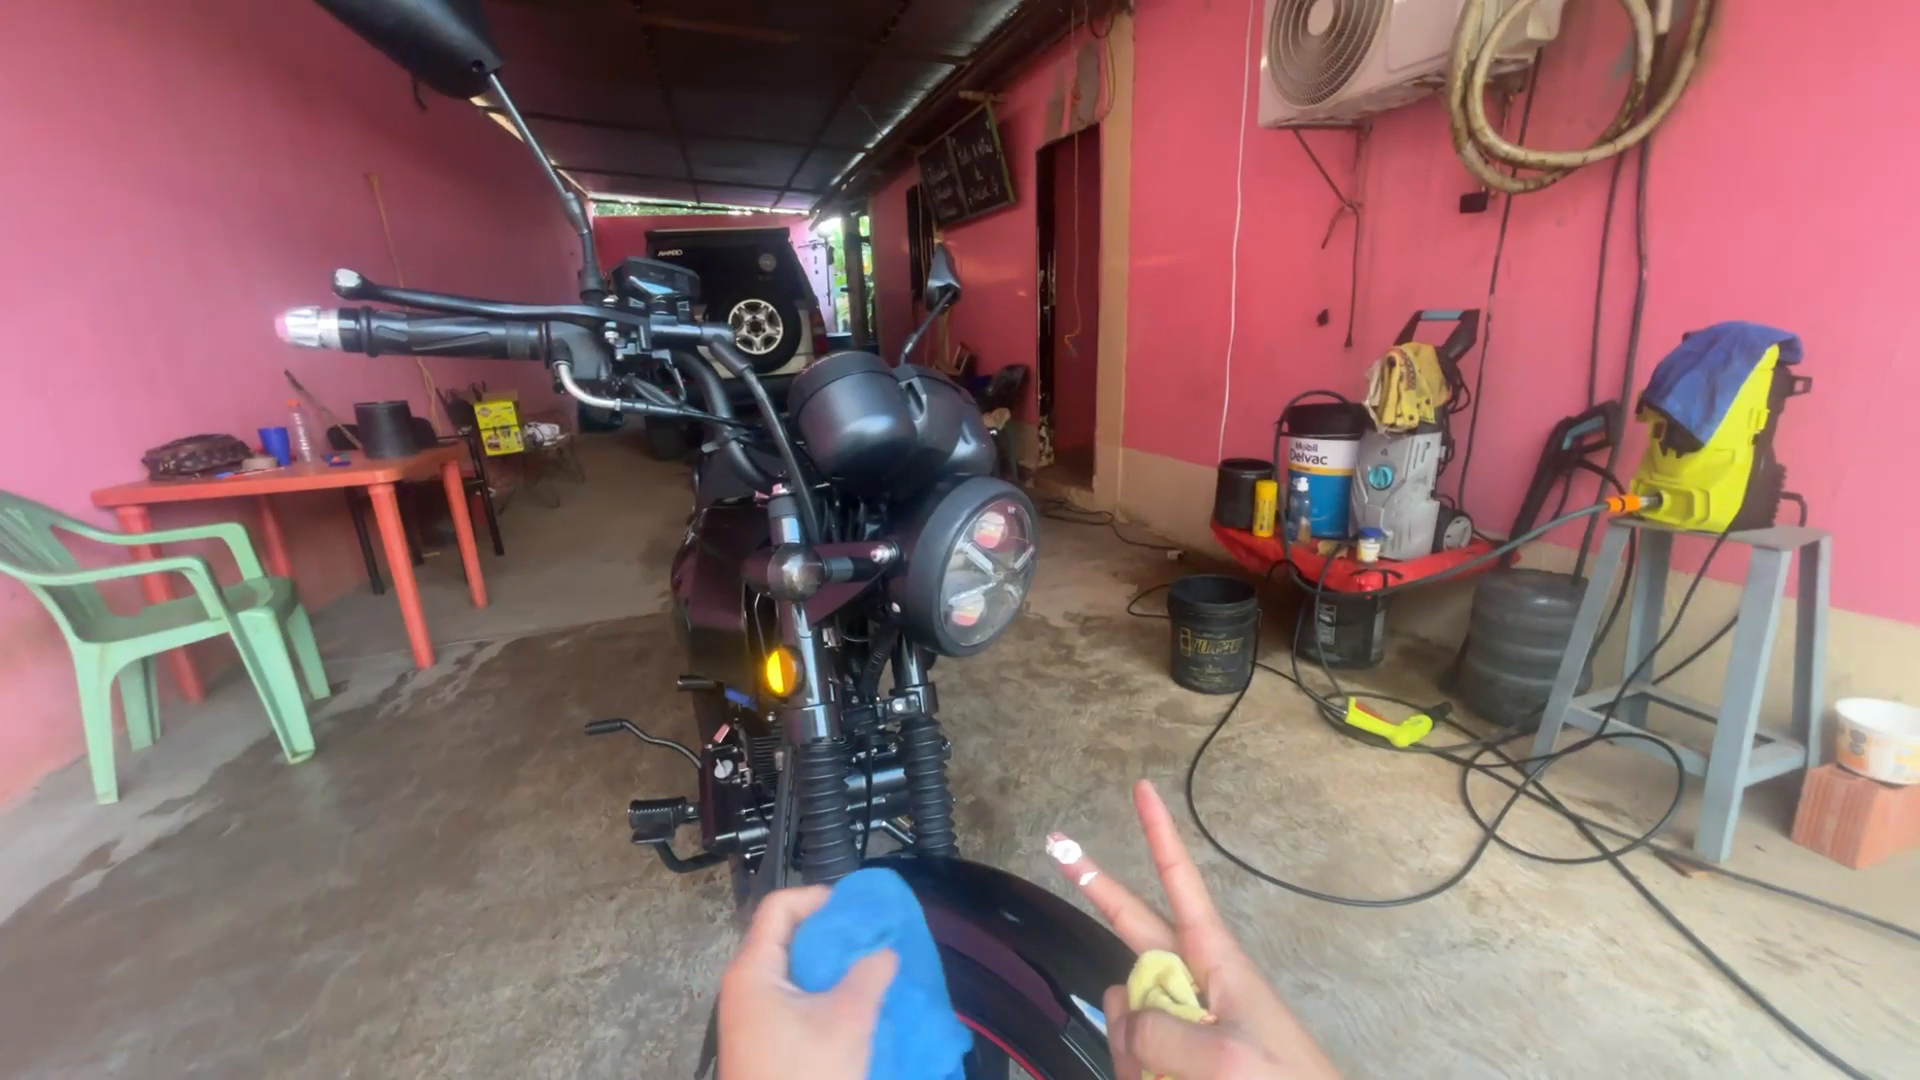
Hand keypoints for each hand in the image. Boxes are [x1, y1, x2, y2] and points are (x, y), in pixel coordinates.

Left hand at [718, 885, 899, 1079]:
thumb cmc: (805, 1078)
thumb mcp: (847, 1021)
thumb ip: (870, 974)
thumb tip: (886, 951)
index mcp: (752, 970)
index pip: (779, 906)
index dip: (818, 898)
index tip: (856, 912)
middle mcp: (743, 985)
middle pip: (784, 933)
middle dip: (829, 931)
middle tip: (868, 937)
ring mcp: (748, 1015)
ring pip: (790, 967)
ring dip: (828, 963)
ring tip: (866, 967)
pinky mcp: (759, 1040)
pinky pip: (789, 995)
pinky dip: (819, 989)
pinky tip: (851, 1002)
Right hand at [1048, 780, 1342, 1079]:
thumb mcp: (1224, 1057)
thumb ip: (1160, 1029)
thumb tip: (1123, 1013)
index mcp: (1211, 953)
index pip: (1178, 878)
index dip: (1158, 832)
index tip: (1143, 788)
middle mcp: (1188, 974)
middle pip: (1129, 923)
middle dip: (1094, 884)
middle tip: (1055, 841)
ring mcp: (1179, 1014)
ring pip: (1124, 1006)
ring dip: (1132, 1048)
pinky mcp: (1172, 1053)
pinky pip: (1132, 1051)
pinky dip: (1137, 1073)